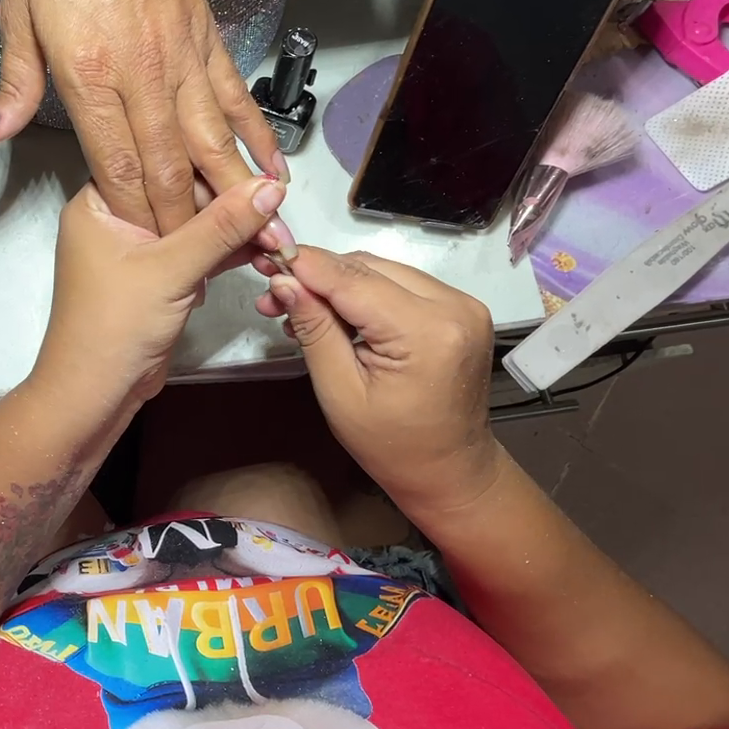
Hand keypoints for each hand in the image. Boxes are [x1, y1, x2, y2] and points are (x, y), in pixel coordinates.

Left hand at [34, 175, 285, 408]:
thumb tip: (268, 188)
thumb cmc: (111, 329)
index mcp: (99, 200)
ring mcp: (136, 247)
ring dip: (232, 232)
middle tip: (276, 212)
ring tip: (275, 236)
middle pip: (182, 191)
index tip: (259, 175)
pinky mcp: (155, 275)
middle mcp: (114, 216)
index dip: (211, 166)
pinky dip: (223, 254)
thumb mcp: (170, 270)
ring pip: (193, 223)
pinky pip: (194, 251)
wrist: (94, 393)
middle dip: (230, 205)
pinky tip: (258, 252)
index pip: (160, 161)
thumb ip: (220, 227)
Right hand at [258, 248, 502, 514]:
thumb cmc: (390, 444)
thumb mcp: (339, 391)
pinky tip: (334, 312)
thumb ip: (314, 330)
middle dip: (316, 275)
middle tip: (272, 294)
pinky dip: (362, 292)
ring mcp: (462, 304)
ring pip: (382, 270)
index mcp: (426, 332)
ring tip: (296, 306)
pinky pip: (400, 283)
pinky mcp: (459, 307)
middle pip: (368, 268)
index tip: (266, 258)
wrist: (448, 470)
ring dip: (336, 282)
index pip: (353, 280)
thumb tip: (283, 282)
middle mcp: (453, 306)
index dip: (306, 266)